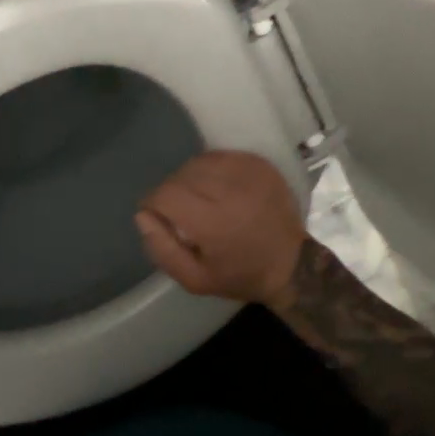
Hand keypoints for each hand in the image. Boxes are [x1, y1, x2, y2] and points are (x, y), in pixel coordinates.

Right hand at [136, 150, 306, 309]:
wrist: (292, 263)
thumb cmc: (240, 274)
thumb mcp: (196, 279)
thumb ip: (163, 249)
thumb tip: (142, 216)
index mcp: (213, 222)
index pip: (167, 194)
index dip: (154, 202)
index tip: (156, 213)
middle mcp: (230, 190)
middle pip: (181, 175)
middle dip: (172, 190)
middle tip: (179, 210)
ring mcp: (247, 173)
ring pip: (199, 162)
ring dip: (190, 177)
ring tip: (198, 197)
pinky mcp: (259, 163)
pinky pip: (220, 156)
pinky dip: (211, 168)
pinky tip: (216, 186)